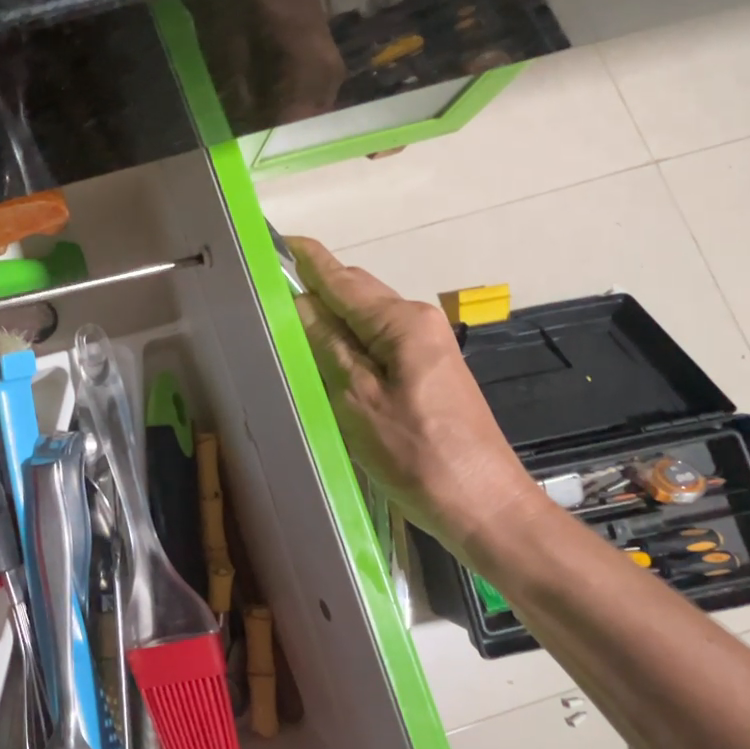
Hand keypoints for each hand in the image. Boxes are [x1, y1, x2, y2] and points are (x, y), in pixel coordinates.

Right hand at [288, 237, 546, 555]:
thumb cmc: (419, 456)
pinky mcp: (426, 375)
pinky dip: (345, 344)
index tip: (275, 240)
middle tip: (264, 292)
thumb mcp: (358, 401)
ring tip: (283, 324)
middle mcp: (417, 324)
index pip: (342, 279)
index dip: (308, 260)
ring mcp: (426, 350)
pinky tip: (321, 361)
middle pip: (355, 294)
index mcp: (401, 322)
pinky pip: (376, 345)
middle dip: (314, 288)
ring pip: (364, 321)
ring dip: (327, 319)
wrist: (485, 507)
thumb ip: (327, 347)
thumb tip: (299, 304)